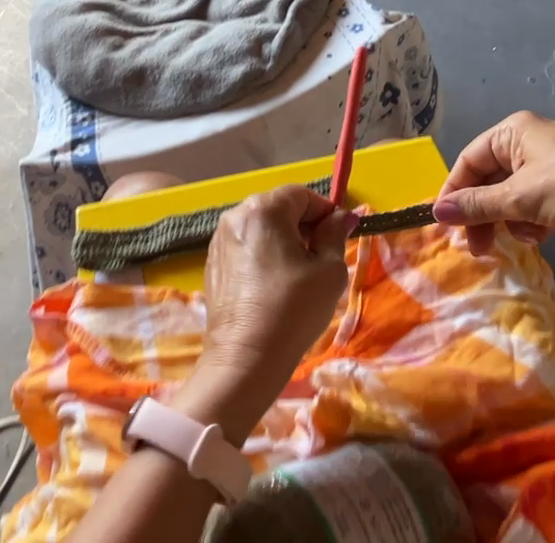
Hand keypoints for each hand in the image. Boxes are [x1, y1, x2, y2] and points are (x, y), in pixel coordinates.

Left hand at [188, 187, 353, 428]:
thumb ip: (335, 235)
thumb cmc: (293, 310)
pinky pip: (245, 248)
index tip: (339, 236)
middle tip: (321, 259)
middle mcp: (235, 216)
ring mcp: (219, 240)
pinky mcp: (212, 264)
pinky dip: (262, 257)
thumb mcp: (329, 270)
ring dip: (282, 242)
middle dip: (303, 226)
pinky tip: (273, 288)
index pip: (301, 195)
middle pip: (278, 208)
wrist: (245, 359)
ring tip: (297, 276)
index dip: (325, 212)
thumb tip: (342, 216)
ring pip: (261, 228)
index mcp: (263, 209)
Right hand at [433, 111, 554, 255]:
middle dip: (482, 212)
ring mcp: (548, 165)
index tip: (445, 223)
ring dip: (508, 220)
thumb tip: (438, 212)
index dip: (454, 191)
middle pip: (488, 179)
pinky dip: (530, 221)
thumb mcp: (519, 197)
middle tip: (477, 246)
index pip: (469, 160)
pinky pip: (532, 203)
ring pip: (510, 195)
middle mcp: (527, 142)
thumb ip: (477, 205)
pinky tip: (540, 236)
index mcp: (513, 132)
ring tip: (518, 239)